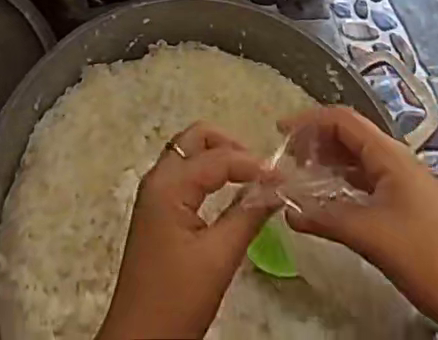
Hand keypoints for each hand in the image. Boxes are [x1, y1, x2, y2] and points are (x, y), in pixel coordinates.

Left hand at [94, 124, 276, 339]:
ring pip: (188, 154)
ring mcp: (154, 195)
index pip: (216, 157)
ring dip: (218, 157)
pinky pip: (184, 175)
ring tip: (250, 178)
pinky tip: (229, 192)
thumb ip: (247, 215)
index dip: (251, 163)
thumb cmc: (177, 299)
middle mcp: (157, 180)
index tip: (282, 176)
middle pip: (195, 139)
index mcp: (168, 185)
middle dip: (229, 146)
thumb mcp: (218, 258)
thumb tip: (275, 187)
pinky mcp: (158, 212)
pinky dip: (208, 173)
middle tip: (260, 169)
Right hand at [277, 108, 437, 339]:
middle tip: (287, 159)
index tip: (280, 132)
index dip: (309, 121)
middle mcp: (395, 160)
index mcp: (389, 154)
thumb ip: (325, 217)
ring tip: (301, 177)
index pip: (342, 120)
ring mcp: (401, 182)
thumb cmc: (425, 256)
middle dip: (315, 140)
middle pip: (348, 135)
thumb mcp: (369, 234)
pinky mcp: (404, 204)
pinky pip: (365, 180)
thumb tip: (287, 208)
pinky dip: (341, 182)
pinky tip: (327, 200)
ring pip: (356, 158)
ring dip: (327, 162)